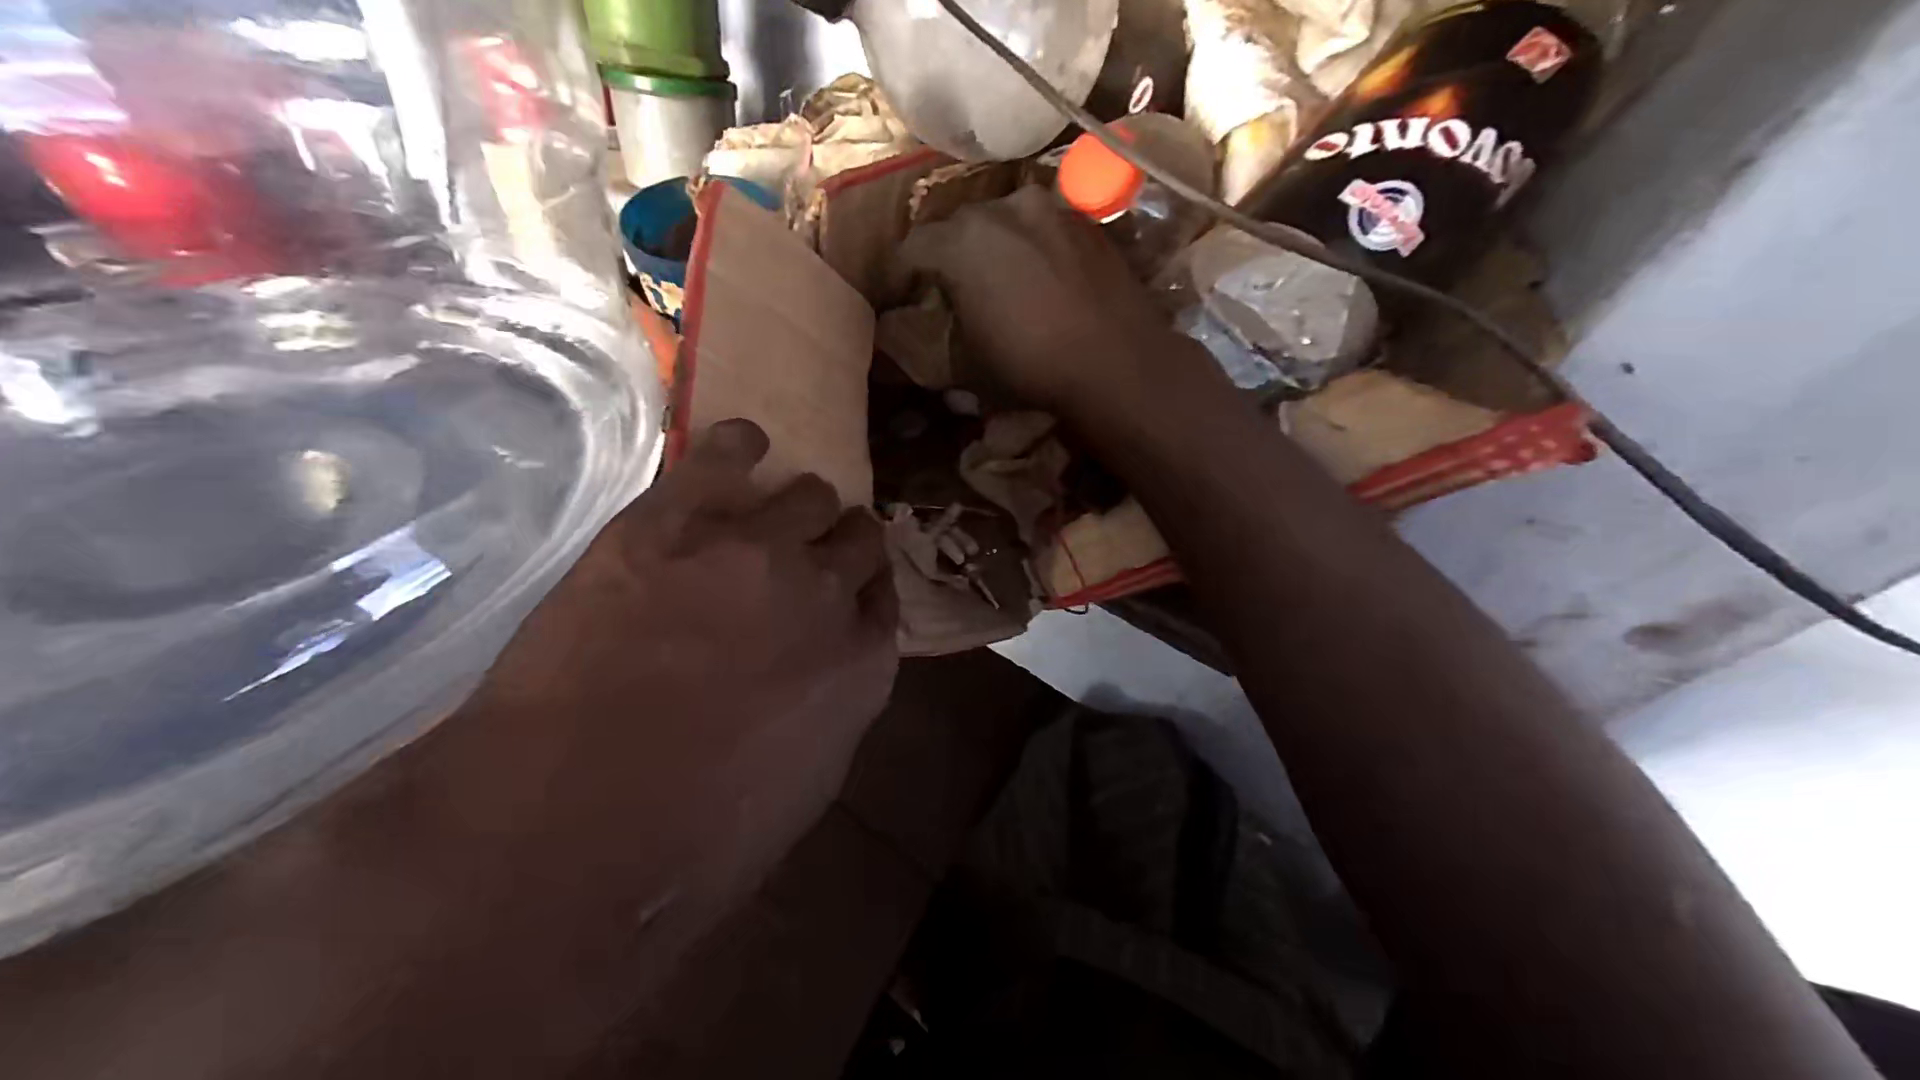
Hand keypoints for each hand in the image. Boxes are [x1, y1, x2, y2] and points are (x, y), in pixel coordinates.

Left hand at [425, 419, 898, 956]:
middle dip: (835, 546)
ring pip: (806, 493)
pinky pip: (727, 455)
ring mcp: (750, 550)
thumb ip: (831, 705)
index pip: (883, 596)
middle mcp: (822, 592)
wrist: (558, 830)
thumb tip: (823, 662)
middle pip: (854, 536)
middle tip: (798, 560)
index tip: (842, 590)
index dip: (861, 589)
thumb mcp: (800, 786)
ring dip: (795, 508)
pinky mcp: (669, 523)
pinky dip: (740, 447)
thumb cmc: (688, 840)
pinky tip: (740, 447)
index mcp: (861, 665)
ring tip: (764, 516)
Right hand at [899, 185, 1203, 414]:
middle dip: (948, 255)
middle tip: (951, 290)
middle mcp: (1002, 207)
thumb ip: (923, 343)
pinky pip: (1042, 225)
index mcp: (960, 240)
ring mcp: (1050, 207)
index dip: (902, 277)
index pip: (911, 249)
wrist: (1117, 363)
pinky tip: (1040, 275)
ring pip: (1004, 219)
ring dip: (992, 244)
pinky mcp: (1085, 219)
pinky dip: (1031, 244)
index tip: (904, 300)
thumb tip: (895, 335)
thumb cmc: (1030, 366)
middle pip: (958, 225)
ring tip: (999, 279)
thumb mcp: (965, 367)